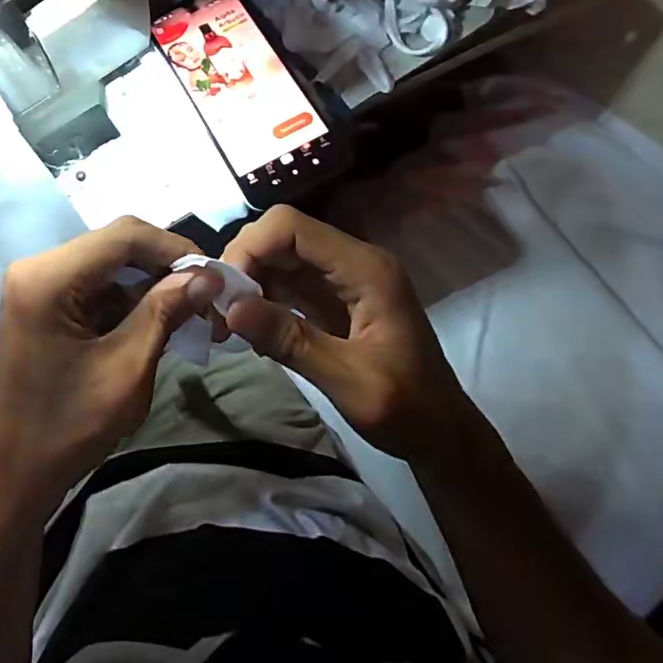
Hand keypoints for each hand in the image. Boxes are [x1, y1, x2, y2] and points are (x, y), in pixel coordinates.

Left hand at [0, 217, 219, 521]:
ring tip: (190, 311)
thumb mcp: (126, 369)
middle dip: (164, 266)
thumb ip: (165, 312)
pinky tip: (158, 321)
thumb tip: (207, 276)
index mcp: (49, 277)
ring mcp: (37, 285)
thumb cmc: (66, 429)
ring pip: (108, 265)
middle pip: (115, 245)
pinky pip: (95, 287)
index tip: (214, 276)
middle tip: (207, 295)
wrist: (12, 478)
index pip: (123, 236)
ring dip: (149, 285)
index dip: (174, 248)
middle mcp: (38, 268)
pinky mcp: (43, 304)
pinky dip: (128, 301)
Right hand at [221, 205, 464, 458]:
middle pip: (280, 235)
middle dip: (243, 264)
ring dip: (246, 281)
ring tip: (226, 321)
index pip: (292, 227)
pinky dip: (259, 297)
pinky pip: (285, 281)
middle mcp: (351, 261)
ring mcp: (340, 277)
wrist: (442, 435)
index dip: (251, 247)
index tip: (226, 291)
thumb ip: (291, 342)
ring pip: (278, 256)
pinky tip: (247, 326)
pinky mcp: (330, 296)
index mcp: (365, 268)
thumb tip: (230, 309)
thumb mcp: (350, 382)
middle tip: (219, 309)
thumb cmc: (409, 410)